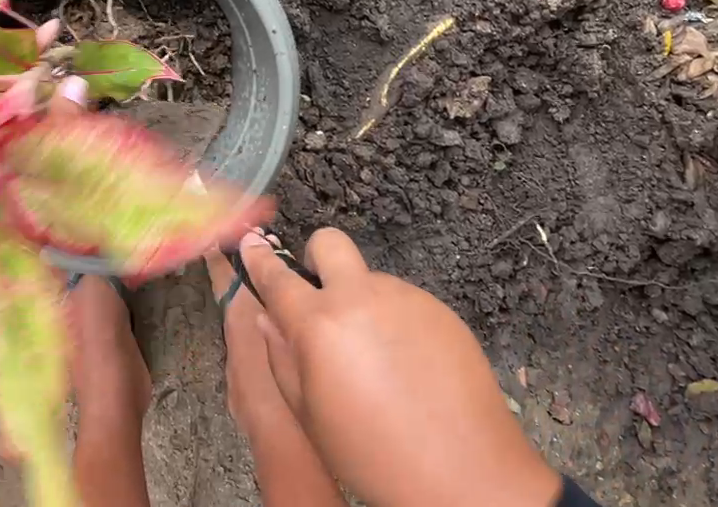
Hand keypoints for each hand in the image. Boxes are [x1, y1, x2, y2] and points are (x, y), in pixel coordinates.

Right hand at [239, 229, 560, 506]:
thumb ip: (283, 359)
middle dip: (316, 257)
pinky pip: (404, 303)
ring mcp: (404, 298)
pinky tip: (409, 367)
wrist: (467, 475)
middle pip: (329, 243)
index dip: (259, 258)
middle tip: (322, 296)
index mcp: (320, 324)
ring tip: (378, 359)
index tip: (250, 241)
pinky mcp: (439, 310)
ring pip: (370, 280)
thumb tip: (269, 319)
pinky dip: (395, 323)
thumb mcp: (312, 416)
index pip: (277, 277)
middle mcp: (360, 297)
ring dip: (362, 303)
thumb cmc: (373, 454)